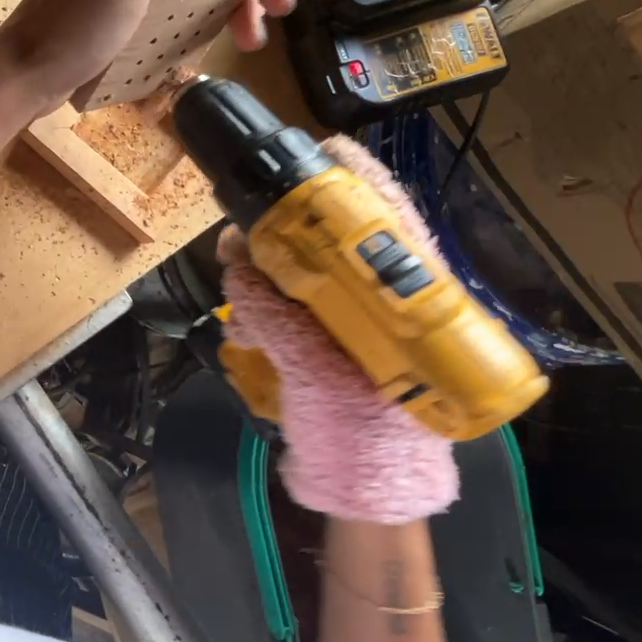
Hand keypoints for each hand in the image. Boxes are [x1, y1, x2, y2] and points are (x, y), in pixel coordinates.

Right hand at [219, 136, 458, 524]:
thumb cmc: (366, 440)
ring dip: (253, 284)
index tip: (315, 152)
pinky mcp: (308, 337)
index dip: (352, 179)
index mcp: (403, 298)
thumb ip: (284, 327)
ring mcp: (337, 317)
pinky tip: (247, 340)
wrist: (359, 489)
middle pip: (321, 235)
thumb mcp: (326, 384)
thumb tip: (239, 267)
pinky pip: (269, 305)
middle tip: (238, 247)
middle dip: (274, 235)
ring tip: (245, 321)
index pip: (384, 215)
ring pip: (286, 268)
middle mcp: (370, 296)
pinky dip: (250, 315)